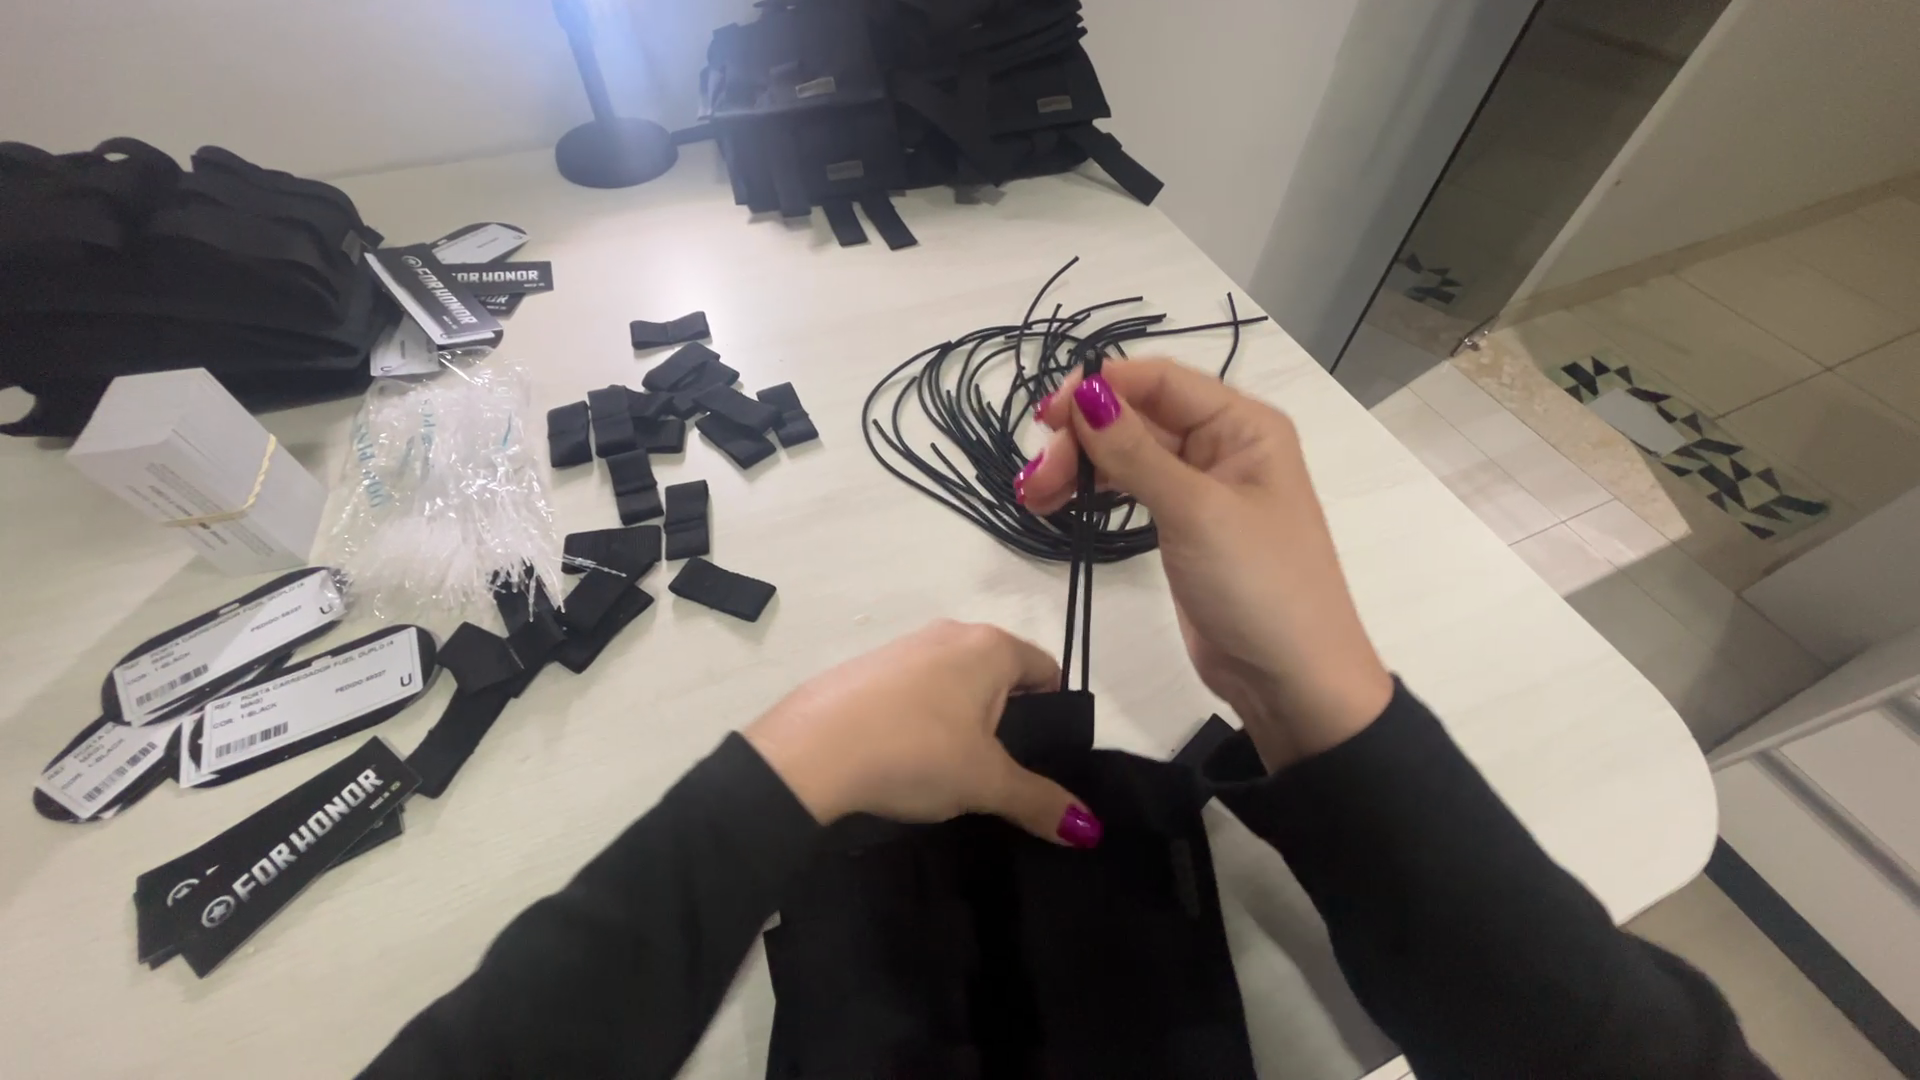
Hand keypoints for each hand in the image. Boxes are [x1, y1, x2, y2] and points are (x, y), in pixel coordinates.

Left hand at [743, 621, 1102, 846]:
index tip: (1043, 756)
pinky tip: (906, 753)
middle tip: (999, 769)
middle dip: (1007, 718)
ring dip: (964, 716)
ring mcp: (906, 644)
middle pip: (1001, 673)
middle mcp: (952, 632)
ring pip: (956, 678)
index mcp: (990, 647)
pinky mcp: (869, 664)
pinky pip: (917, 686)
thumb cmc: (916, 752)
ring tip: (950, 767)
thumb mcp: (985, 782)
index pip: (1047, 669)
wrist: (811, 749)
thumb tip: (1090, 830)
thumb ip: (1040, 801)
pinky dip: (924, 714)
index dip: (1055, 712)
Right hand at [1022, 358, 1392, 769]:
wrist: (1290, 679)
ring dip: (1078, 467)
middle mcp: (1221, 445)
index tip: (1045, 418)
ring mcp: (1199, 486)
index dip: (1100, 388)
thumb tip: (1085, 393)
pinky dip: (1092, 492)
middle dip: (1081, 439)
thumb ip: (1136, 451)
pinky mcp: (1180, 524)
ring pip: (1126, 453)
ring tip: (1034, 498)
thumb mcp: (1196, 511)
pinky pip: (1129, 489)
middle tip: (1037, 481)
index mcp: (1242, 425)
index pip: (1159, 381)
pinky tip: (1057, 505)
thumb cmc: (1258, 585)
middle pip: (1135, 417)